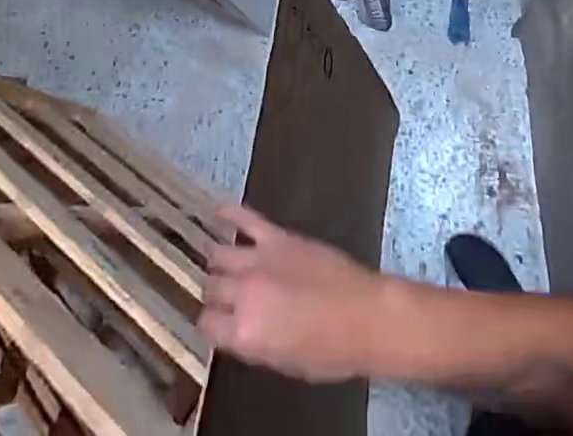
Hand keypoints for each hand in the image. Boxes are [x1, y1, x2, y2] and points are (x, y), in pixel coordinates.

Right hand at [200, 205, 392, 381]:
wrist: (366, 316)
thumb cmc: (331, 351)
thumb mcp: (283, 361)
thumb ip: (251, 342)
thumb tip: (237, 329)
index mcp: (244, 331)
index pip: (206, 324)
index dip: (210, 324)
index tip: (215, 322)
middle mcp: (244, 293)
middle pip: (212, 287)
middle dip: (215, 294)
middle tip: (224, 297)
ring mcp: (260, 260)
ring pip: (220, 255)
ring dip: (218, 263)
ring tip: (218, 264)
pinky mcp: (278, 238)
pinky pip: (248, 220)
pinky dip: (232, 213)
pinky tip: (221, 210)